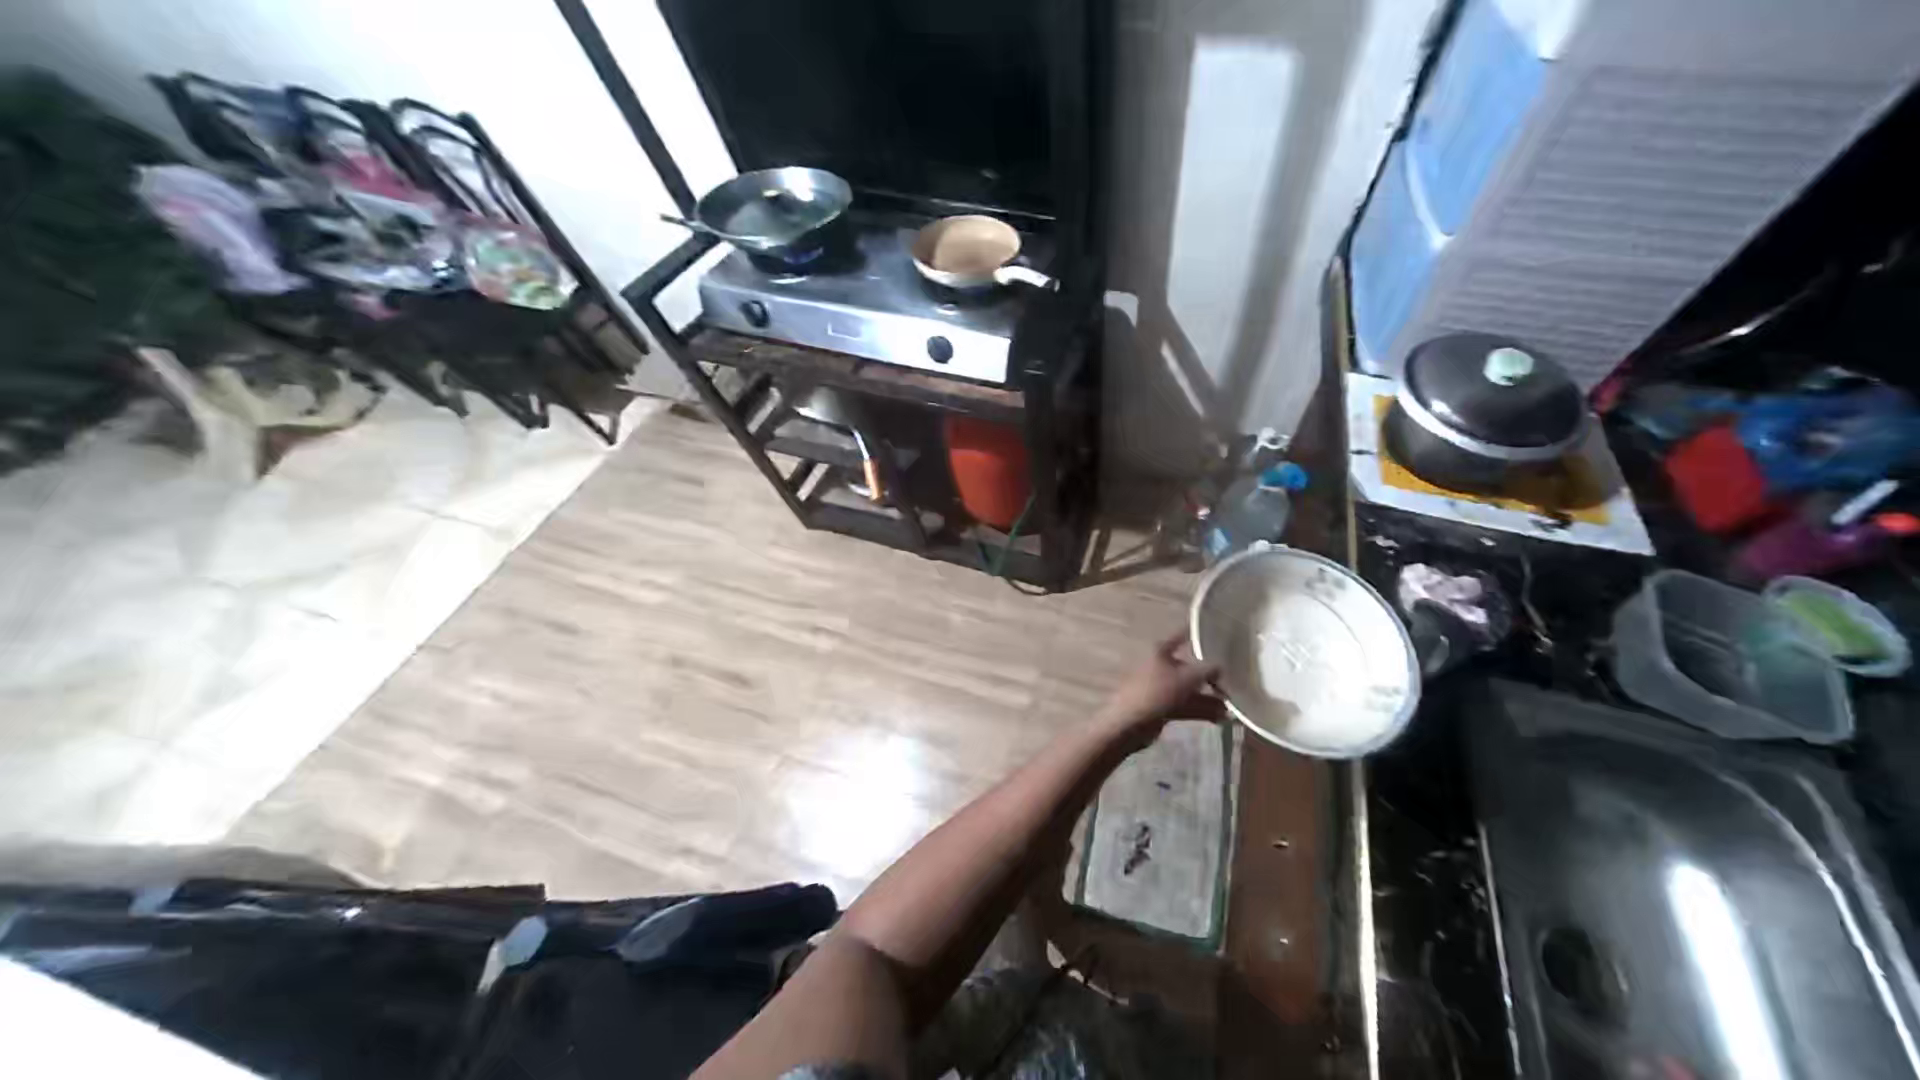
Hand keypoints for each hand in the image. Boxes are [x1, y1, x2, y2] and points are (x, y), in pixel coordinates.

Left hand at [1095, 632, 1223, 749]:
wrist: (1132, 722)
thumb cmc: (1160, 691)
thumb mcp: (1189, 677)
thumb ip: (1209, 669)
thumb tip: (1222, 668)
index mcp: (1162, 651)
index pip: (1182, 636)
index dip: (1197, 633)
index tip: (1217, 632)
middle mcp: (1161, 666)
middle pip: (1191, 668)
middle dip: (1211, 678)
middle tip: (1233, 685)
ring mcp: (1161, 687)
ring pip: (1190, 689)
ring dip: (1210, 698)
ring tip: (1231, 708)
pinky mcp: (1162, 706)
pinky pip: (1186, 705)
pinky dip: (1202, 710)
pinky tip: (1220, 718)